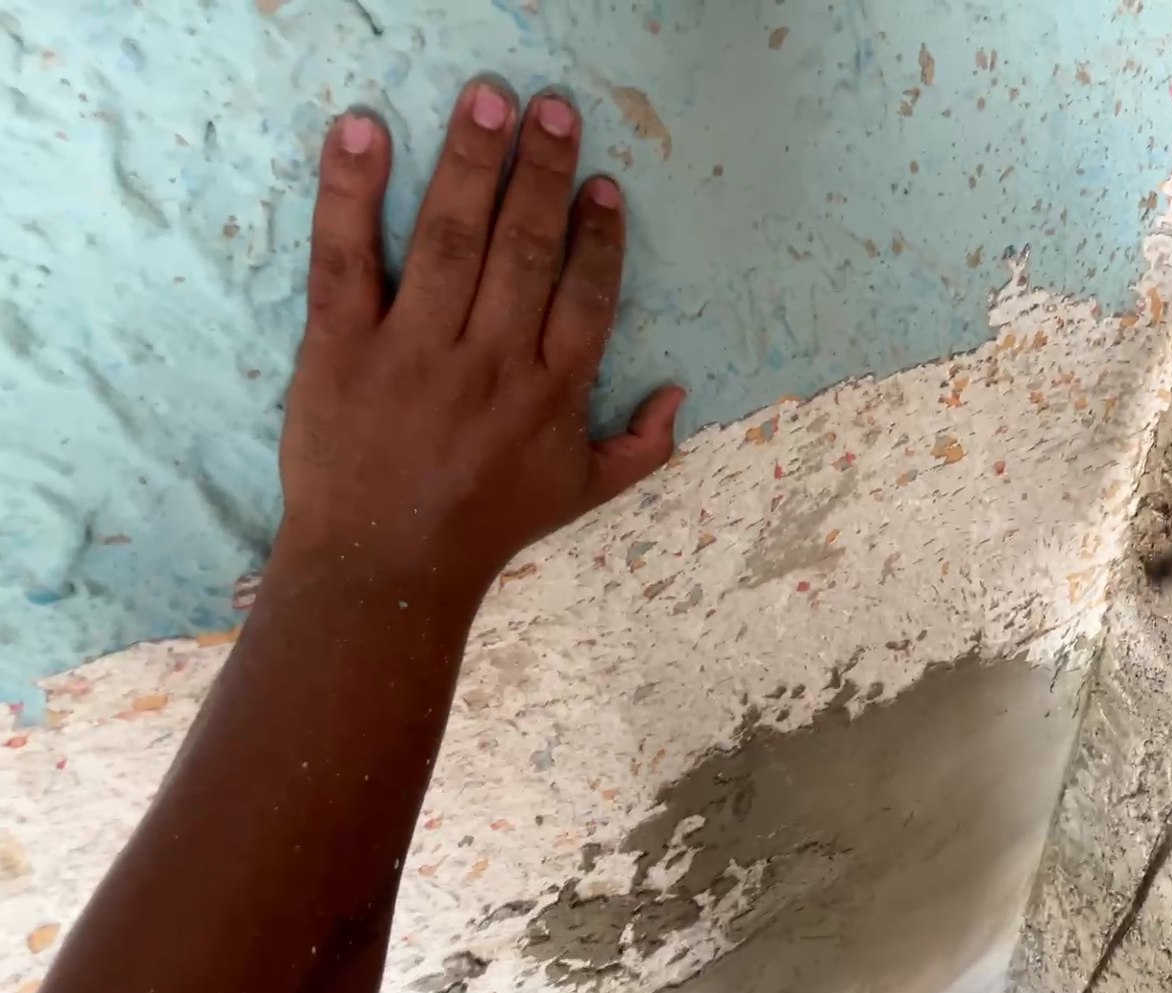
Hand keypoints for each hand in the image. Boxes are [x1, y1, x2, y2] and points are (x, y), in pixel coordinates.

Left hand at [275, 80, 683, 597]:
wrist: (390, 559)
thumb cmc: (497, 520)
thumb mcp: (590, 492)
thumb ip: (647, 447)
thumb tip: (680, 394)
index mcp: (554, 394)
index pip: (586, 297)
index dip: (599, 238)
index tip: (604, 186)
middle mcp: (492, 361)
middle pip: (526, 250)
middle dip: (543, 173)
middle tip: (553, 106)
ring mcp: (413, 349)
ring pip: (448, 239)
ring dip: (470, 163)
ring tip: (487, 100)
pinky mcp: (337, 345)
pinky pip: (343, 259)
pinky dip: (349, 193)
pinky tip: (363, 131)